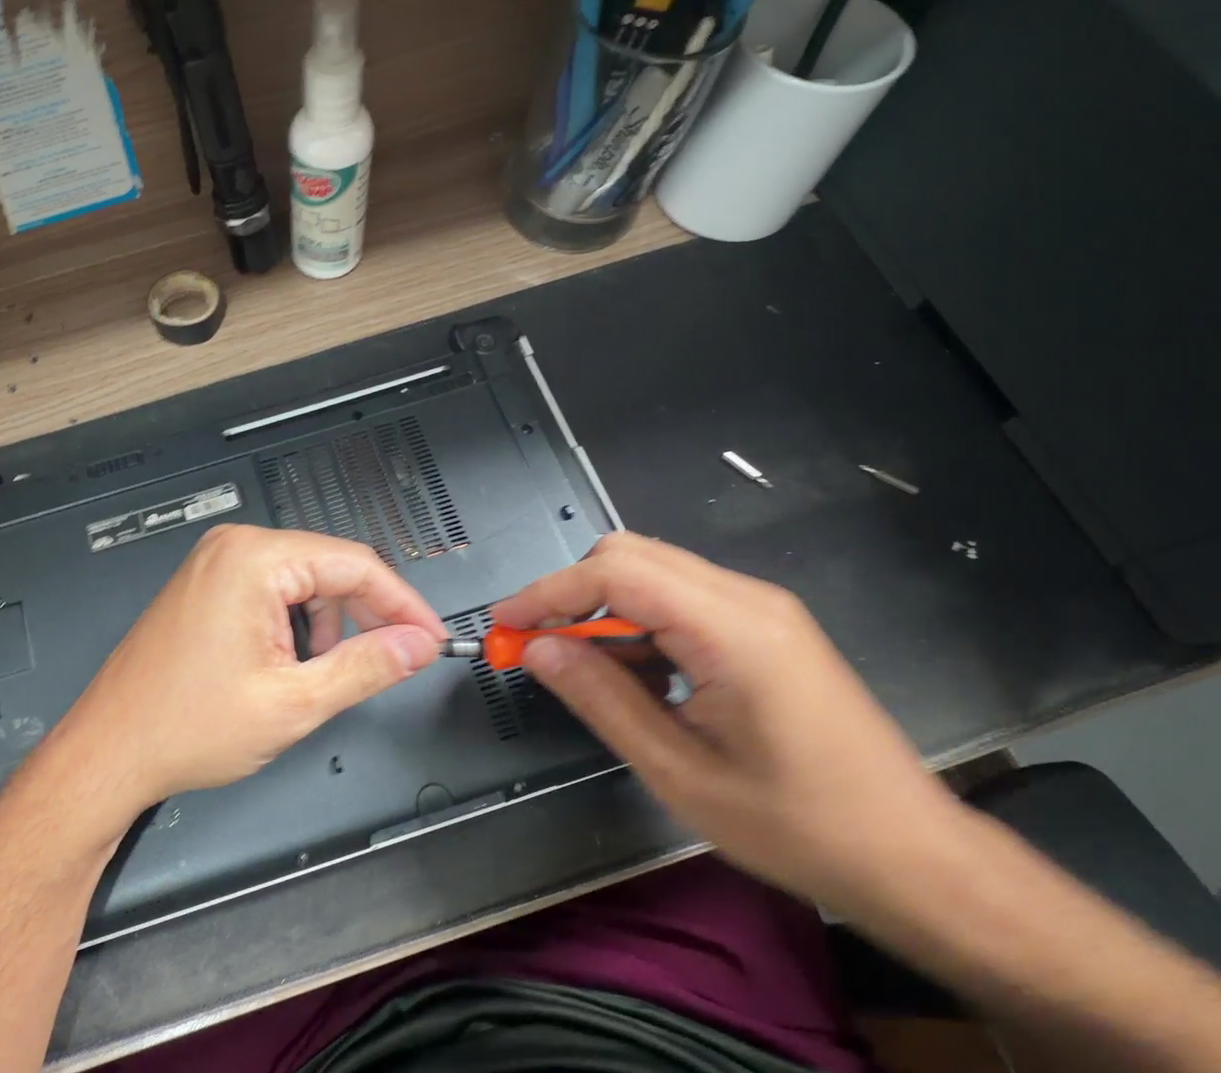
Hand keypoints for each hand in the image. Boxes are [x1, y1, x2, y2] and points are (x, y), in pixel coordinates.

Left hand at [47, 524, 447, 814]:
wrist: (111, 750)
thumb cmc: (179, 726)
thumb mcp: (293, 703)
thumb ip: (366, 667)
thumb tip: (414, 644)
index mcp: (252, 560)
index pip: (355, 564)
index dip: (403, 604)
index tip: (429, 637)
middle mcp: (231, 550)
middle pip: (330, 569)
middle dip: (369, 616)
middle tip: (398, 658)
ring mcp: (215, 566)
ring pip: (304, 583)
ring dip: (331, 624)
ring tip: (326, 675)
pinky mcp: (207, 587)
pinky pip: (273, 592)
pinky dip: (298, 624)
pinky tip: (294, 663)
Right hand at [492, 532, 963, 909]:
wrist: (909, 856)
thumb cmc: (795, 825)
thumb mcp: (678, 771)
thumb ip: (601, 698)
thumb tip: (536, 649)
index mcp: (731, 630)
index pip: (617, 573)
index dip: (548, 592)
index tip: (503, 625)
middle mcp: (750, 601)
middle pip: (634, 556)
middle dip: (572, 594)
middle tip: (538, 649)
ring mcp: (764, 612)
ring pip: (656, 575)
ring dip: (606, 612)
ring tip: (585, 675)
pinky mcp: (769, 631)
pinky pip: (684, 603)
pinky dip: (641, 627)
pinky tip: (638, 681)